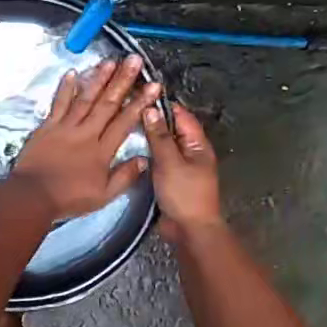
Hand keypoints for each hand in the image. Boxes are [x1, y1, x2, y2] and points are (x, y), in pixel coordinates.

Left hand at [11, 56, 157, 219]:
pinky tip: (73, 73)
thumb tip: (144, 160)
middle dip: (123, 80)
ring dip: (99, 79)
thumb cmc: (69, 198)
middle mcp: (86, 133)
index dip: (140, 102)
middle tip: (134, 61)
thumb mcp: (103, 195)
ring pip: (86, 98)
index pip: (125, 121)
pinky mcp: (47, 126)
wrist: (33, 195)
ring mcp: (66, 127)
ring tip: (111, 61)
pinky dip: (66, 88)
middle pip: (108, 103)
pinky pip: (59, 103)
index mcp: (102, 150)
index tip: (152, 86)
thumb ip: (125, 177)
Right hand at [143, 100, 222, 242]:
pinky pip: (160, 161)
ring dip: (150, 139)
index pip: (182, 116)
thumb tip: (151, 111)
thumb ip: (159, 136)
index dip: (164, 105)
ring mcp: (182, 166)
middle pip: (172, 129)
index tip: (142, 97)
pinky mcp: (172, 179)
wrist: (190, 230)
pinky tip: (134, 153)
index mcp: (198, 144)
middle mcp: (191, 152)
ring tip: (128, 129)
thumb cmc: (184, 195)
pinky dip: (150, 155)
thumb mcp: (170, 162)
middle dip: (154, 121)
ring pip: (164, 146)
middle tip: (130, 112)